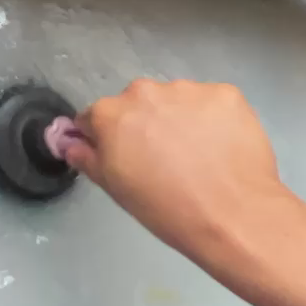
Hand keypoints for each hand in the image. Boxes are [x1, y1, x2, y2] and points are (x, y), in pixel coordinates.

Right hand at [56, 79, 303, 280]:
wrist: (235, 216)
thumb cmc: (167, 209)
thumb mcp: (116, 189)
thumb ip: (87, 158)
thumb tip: (71, 142)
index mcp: (110, 113)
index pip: (96, 118)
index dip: (108, 139)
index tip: (126, 160)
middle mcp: (144, 91)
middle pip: (138, 104)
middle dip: (146, 124)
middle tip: (165, 160)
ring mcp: (187, 89)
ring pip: (176, 101)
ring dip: (180, 119)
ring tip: (200, 156)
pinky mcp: (225, 93)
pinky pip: (211, 103)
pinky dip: (214, 120)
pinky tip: (223, 148)